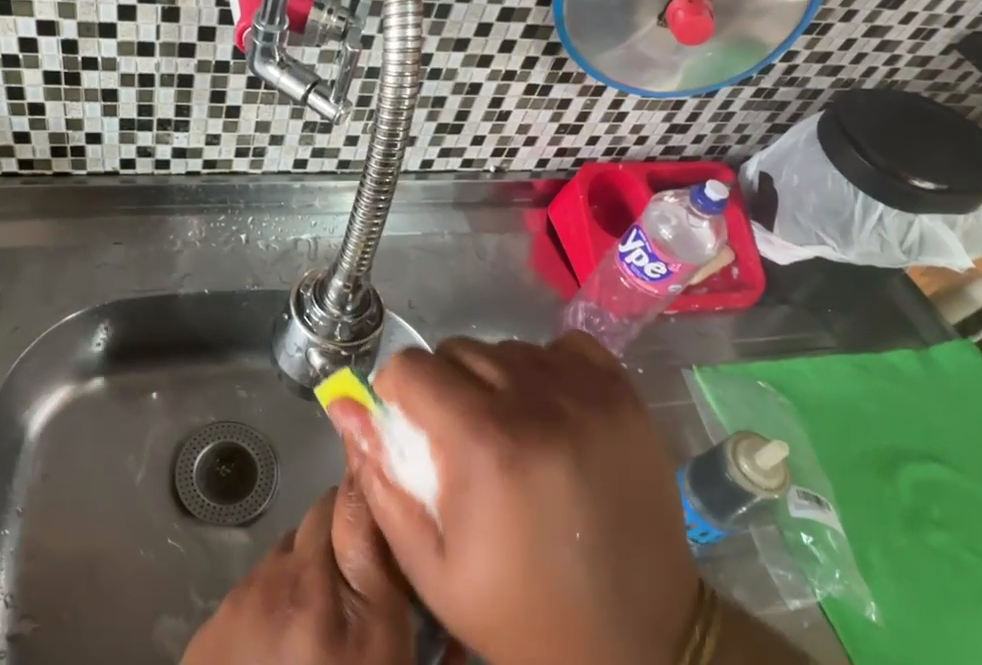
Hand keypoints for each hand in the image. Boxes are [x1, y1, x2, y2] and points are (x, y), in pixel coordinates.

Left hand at [180, 471, 415, 664]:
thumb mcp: (387, 651)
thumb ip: (389, 582)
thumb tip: (396, 520)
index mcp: (331, 594)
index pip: (351, 500)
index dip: (369, 487)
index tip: (387, 485)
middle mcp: (280, 584)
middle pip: (318, 521)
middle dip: (343, 533)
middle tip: (363, 574)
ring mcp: (238, 605)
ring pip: (284, 556)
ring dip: (306, 569)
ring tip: (323, 617)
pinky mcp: (206, 633)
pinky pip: (251, 591)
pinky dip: (271, 601)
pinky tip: (284, 642)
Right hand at [329, 332, 702, 664]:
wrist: (636, 639)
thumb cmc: (519, 611)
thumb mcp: (428, 565)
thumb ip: (380, 478)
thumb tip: (345, 406)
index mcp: (485, 444)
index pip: (412, 367)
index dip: (396, 393)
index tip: (405, 425)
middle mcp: (539, 403)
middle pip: (459, 350)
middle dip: (441, 385)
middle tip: (454, 436)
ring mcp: (589, 396)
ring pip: (509, 347)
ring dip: (492, 377)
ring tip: (503, 428)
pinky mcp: (625, 397)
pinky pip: (565, 349)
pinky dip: (545, 368)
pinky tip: (546, 410)